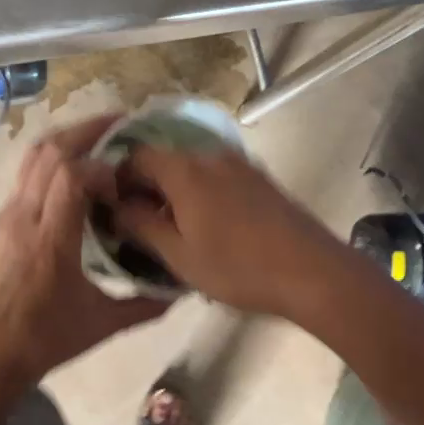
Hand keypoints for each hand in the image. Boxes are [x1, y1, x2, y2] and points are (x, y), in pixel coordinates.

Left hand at [0, 116, 169, 388]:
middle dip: (87, 132)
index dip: (101, 167)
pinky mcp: (3, 217)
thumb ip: (144, 304)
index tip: (121, 184)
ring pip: (34, 155)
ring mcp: (9, 213)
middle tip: (120, 125)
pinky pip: (27, 171)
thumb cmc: (46, 339)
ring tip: (99, 135)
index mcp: (51, 241)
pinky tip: (76, 164)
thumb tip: (181, 288)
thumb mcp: (101, 325)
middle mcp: (25, 216)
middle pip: (50, 152)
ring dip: (68, 137)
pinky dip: (53, 156)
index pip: (71, 176)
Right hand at [111, 145, 353, 320]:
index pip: (136, 156)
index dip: (118, 179)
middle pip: (165, 158)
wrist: (311, 270)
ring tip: (172, 229)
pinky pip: (215, 174)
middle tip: (139, 223)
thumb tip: (116, 206)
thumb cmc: (238, 267)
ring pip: (191, 167)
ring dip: (174, 190)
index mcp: (184, 169)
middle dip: (146, 185)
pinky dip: (200, 191)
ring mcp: (238, 162)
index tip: (112, 209)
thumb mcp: (179, 256)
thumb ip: (142, 226)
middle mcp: (209, 154)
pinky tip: (205, 225)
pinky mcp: (258, 177)